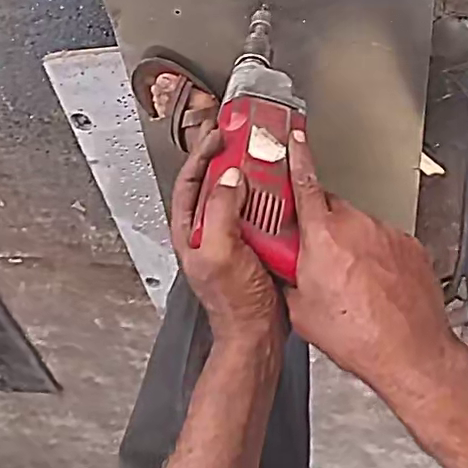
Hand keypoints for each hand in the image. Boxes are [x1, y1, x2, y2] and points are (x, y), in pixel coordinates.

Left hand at [169, 125, 286, 346]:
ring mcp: (232, 234)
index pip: (190, 180)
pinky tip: (277, 184)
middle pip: (213, 180)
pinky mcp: (254, 239)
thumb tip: (229, 178)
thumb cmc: (234, 305)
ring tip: (259, 151)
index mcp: (191, 230)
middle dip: (226, 155)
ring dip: (248, 170)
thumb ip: (220, 212)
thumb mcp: (221, 253)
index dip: (202, 154)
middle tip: (240, 134)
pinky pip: (259, 207)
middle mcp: (208, 229)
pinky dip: (267, 191)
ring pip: (237, 191)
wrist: (258, 334)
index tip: (219, 135)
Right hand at [284, 130, 460, 394]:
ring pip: (358, 225)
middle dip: (321, 224)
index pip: (305, 181)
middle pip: (331, 207)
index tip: (295, 137)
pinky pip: (384, 239)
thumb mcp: (302, 311)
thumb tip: (283, 269)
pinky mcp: (409, 244)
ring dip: (350, 242)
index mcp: (324, 235)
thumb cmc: (359, 336)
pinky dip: (376, 254)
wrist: (411, 353)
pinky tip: (376, 283)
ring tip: (352, 280)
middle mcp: (356, 225)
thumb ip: (288, 277)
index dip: (297, 155)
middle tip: (318, 253)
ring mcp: (386, 232)